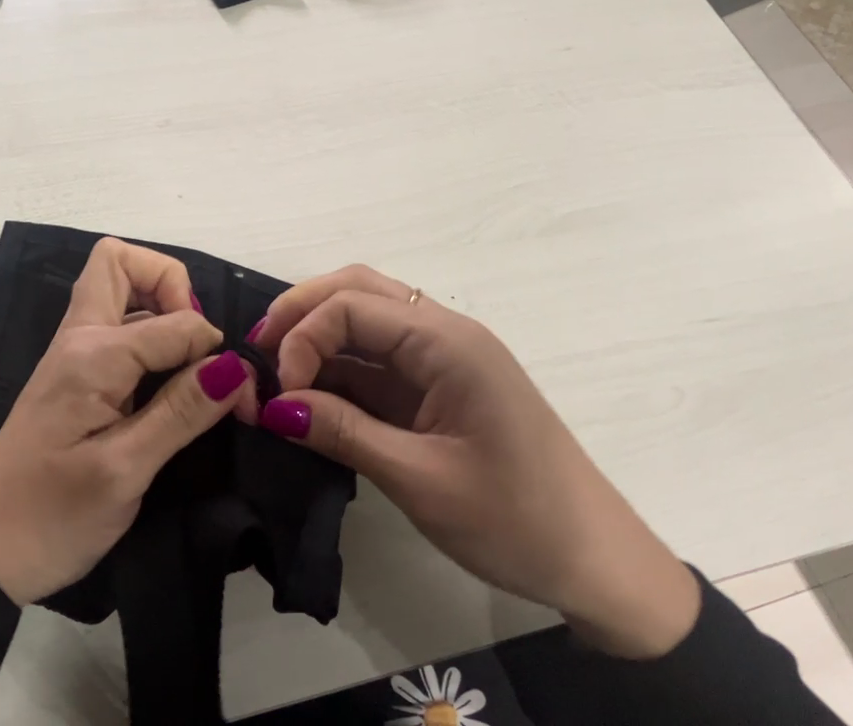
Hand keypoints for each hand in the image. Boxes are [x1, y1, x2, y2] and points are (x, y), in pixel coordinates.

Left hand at [0, 238, 254, 604]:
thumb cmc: (52, 516)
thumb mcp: (125, 471)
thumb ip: (180, 413)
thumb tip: (233, 367)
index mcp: (91, 356)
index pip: (173, 320)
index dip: (214, 350)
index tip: (238, 396)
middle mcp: (78, 339)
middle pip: (119, 262)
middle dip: (171, 284)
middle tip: (197, 345)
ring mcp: (73, 356)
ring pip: (118, 293)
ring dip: (162, 309)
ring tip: (193, 366)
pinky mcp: (76, 378)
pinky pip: (118, 330)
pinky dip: (151, 337)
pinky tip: (171, 382)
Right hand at [245, 266, 699, 657]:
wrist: (596, 562)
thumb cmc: (515, 520)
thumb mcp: (419, 478)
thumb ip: (342, 433)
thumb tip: (271, 405)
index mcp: (448, 342)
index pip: (351, 305)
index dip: (301, 337)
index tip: (276, 394)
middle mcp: (445, 334)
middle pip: (357, 291)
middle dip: (300, 314)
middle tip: (257, 356)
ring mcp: (443, 360)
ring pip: (366, 320)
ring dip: (316, 337)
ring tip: (272, 374)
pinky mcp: (439, 388)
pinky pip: (378, 359)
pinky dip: (338, 368)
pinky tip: (308, 394)